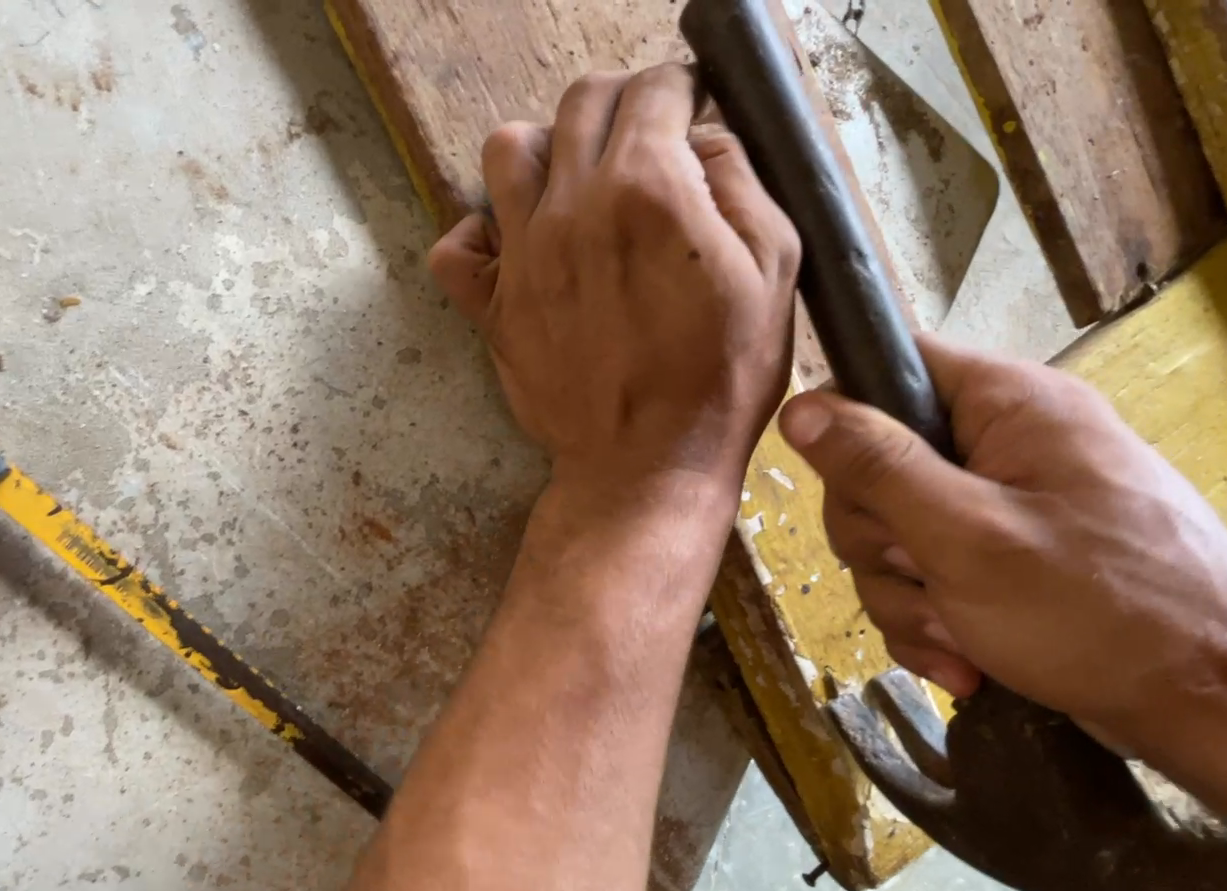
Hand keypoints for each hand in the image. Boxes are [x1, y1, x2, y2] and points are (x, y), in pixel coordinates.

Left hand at [427, 64, 800, 492]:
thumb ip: (737, 180)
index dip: (677, 92)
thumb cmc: (719, 377)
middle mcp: (572, 209)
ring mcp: (521, 258)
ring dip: (543, 151)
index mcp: (647, 189)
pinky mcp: (490, 308)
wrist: (645, 464)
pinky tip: (512, 247)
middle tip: (640, 138)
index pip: (651, 91)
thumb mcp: (772, 268)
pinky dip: (476, 235)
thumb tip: (698, 139)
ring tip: (572, 184)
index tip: (685, 114)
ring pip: (504, 152)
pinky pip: (454, 249)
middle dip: (617, 104)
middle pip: (578, 105)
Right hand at [777, 334, 1226, 762]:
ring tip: (958, 632)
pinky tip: (963, 655)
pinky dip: (930, 620)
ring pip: (892, 535)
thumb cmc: (1097, 610)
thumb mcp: (965, 535)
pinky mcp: (1003, 560)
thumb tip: (799, 408)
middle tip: (924, 577)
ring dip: (905, 596)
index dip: (845, 418)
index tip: (844, 484)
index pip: (892, 368)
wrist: (1215, 710)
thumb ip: (876, 468)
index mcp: (1007, 408)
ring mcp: (1003, 506)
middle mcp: (1002, 446)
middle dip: (881, 542)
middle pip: (874, 469)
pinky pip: (925, 577)